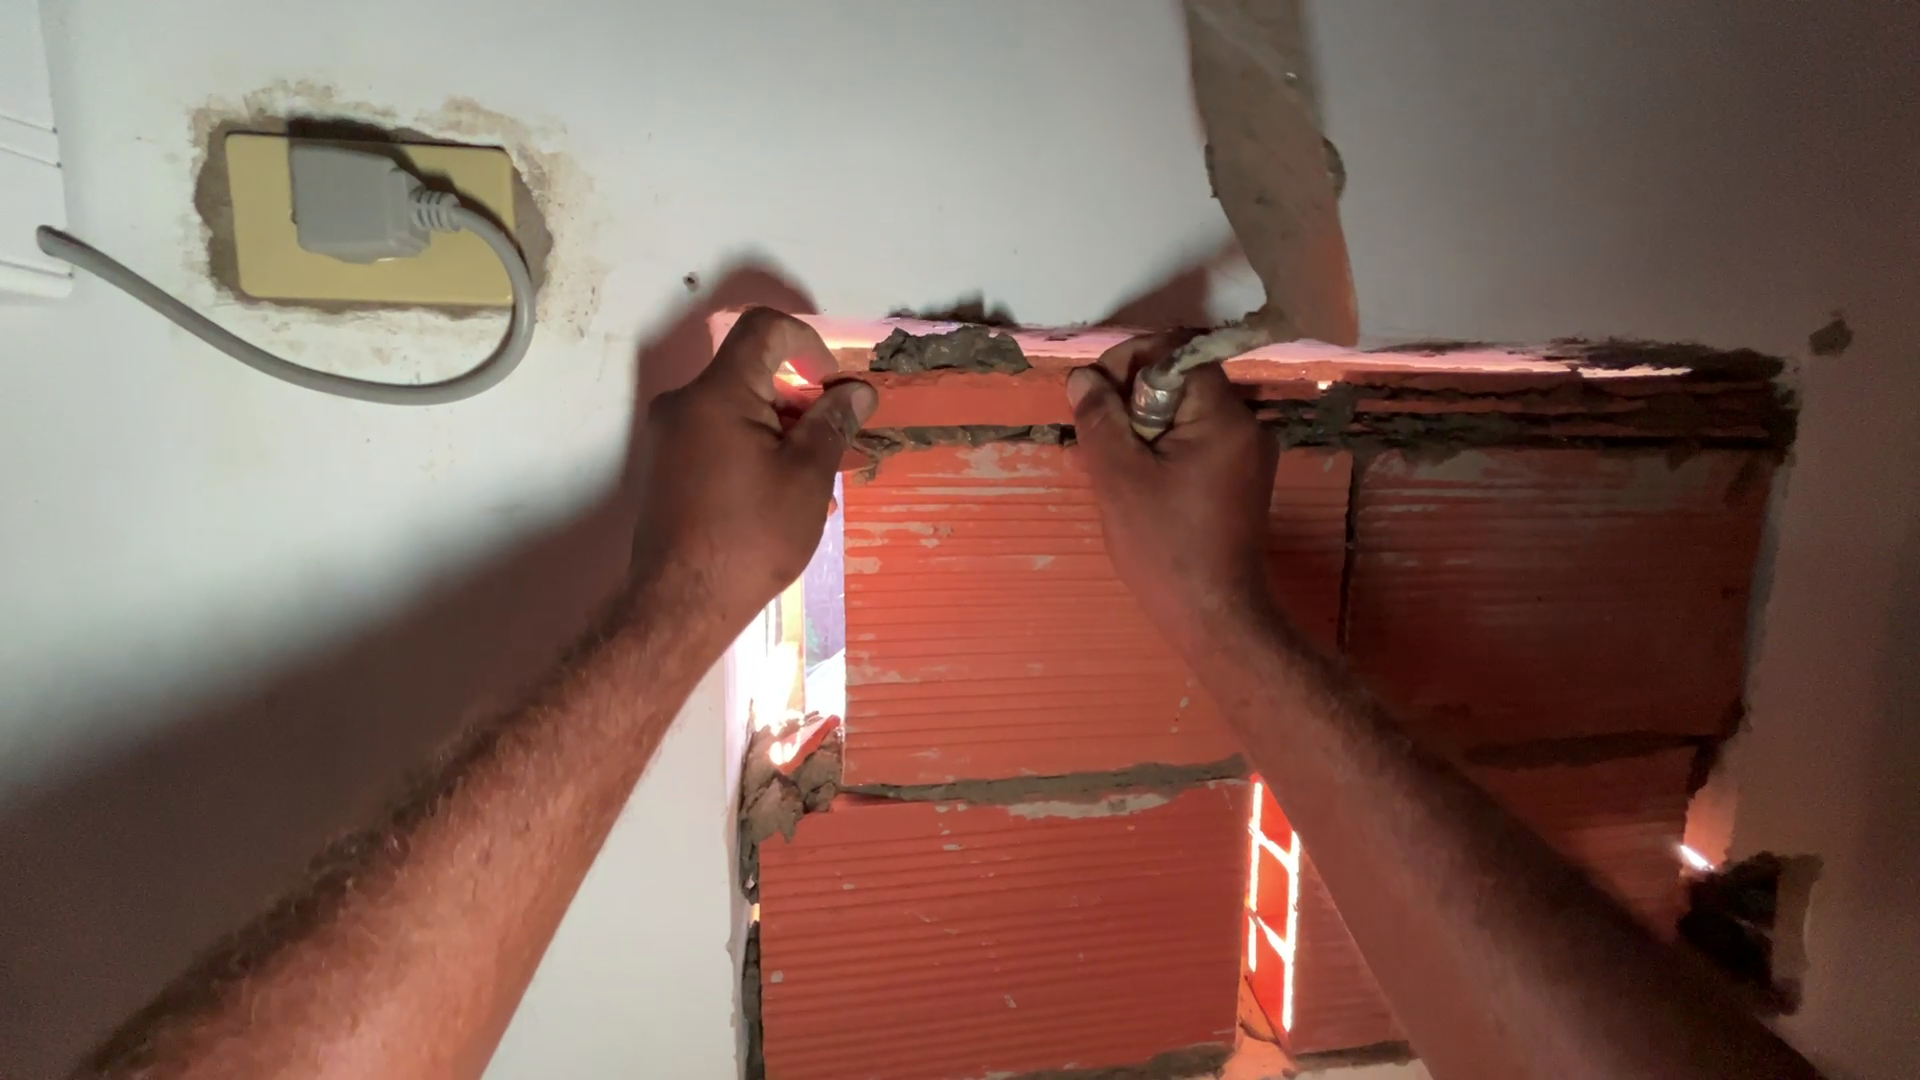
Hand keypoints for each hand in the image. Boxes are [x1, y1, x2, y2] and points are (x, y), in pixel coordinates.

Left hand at [629, 307, 876, 644]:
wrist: (681, 604)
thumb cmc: (751, 537)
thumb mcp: (806, 478)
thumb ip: (832, 424)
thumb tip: (858, 392)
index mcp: (717, 394)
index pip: (764, 328)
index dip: (809, 341)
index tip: (832, 384)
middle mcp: (684, 402)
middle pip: (753, 370)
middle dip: (802, 397)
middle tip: (835, 444)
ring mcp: (670, 435)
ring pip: (739, 407)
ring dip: (783, 428)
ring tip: (816, 479)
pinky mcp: (668, 464)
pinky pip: (720, 434)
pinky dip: (757, 446)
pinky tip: (782, 492)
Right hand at [1067, 349, 1278, 645]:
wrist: (1212, 613)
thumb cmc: (1163, 545)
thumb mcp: (1118, 477)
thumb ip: (1099, 419)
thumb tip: (1083, 377)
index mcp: (1223, 416)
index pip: (1175, 354)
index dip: (1128, 362)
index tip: (1093, 394)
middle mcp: (1246, 425)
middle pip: (1179, 383)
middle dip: (1128, 400)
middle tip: (1091, 434)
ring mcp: (1246, 455)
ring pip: (1182, 416)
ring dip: (1138, 428)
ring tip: (1100, 462)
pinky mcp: (1239, 480)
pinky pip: (1193, 444)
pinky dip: (1159, 450)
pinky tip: (1127, 480)